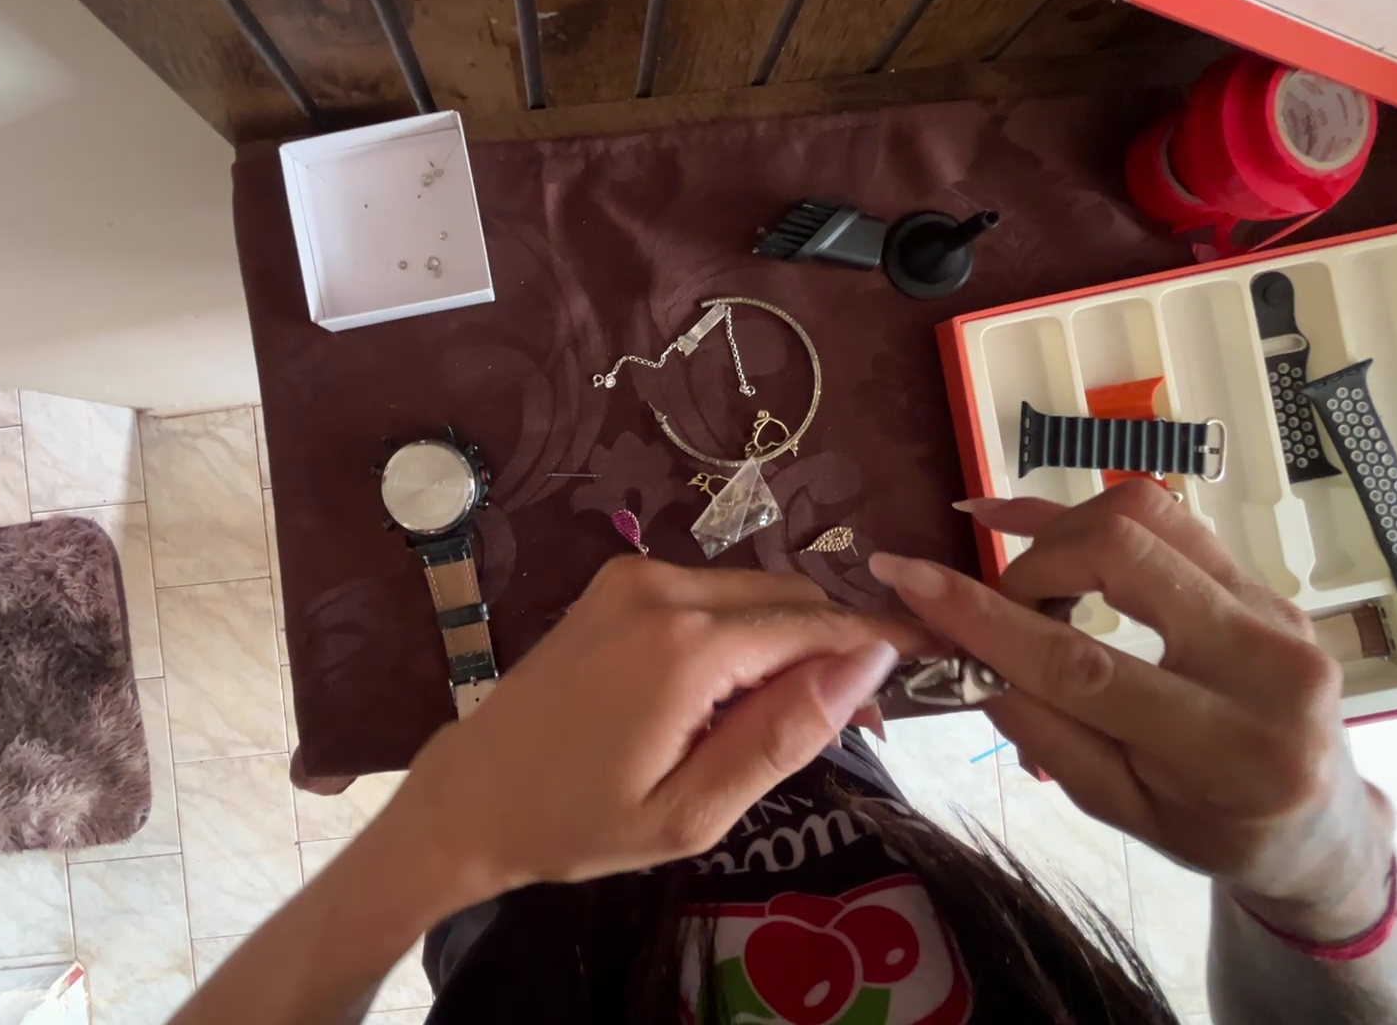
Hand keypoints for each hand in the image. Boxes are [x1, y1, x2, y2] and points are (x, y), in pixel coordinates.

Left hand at [391, 557, 922, 894]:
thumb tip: (868, 664)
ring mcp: (631, 576)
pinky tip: (733, 682)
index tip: (923, 666)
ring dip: (786, 635)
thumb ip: (783, 732)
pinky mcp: (615, 582)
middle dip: (832, 643)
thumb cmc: (580, 820)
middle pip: (784, 595)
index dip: (874, 644)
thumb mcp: (693, 809)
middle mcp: (661, 585)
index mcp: (685, 643)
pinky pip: (706, 591)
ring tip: (791, 708)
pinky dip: (740, 626)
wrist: (473, 791)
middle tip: (854, 714)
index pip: (813, 624)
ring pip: (747, 589)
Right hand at [869, 482, 1395, 941]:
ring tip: (1031, 585)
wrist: (1315, 819)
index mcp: (1231, 748)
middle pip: (1122, 554)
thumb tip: (962, 647)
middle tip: (1002, 609)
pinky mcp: (1256, 580)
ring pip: (1144, 514)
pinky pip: (1159, 516)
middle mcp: (1270, 663)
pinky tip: (1013, 517)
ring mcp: (1273, 608)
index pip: (1080, 664)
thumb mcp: (1108, 803)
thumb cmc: (1204, 826)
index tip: (905, 577)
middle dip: (1029, 570)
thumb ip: (1035, 725)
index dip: (982, 617)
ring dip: (1057, 536)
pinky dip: (1074, 512)